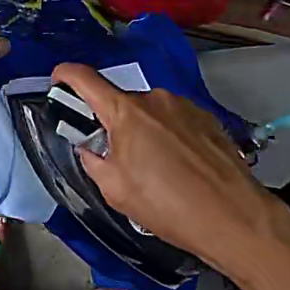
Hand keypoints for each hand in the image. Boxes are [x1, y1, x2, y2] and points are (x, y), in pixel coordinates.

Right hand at [51, 63, 289, 281]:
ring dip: (145, 131)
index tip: (58, 80)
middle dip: (114, 124)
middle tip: (119, 158)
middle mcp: (156, 98)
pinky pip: (176, 119)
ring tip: (156, 169)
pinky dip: (169, 135)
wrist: (231, 214)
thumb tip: (91, 145)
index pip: (86, 79)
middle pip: (123, 102)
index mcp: (127, 112)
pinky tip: (180, 166)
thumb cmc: (166, 205)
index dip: (67, 75)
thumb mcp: (115, 190)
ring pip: (152, 112)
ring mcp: (185, 105)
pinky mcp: (207, 116)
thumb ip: (94, 160)